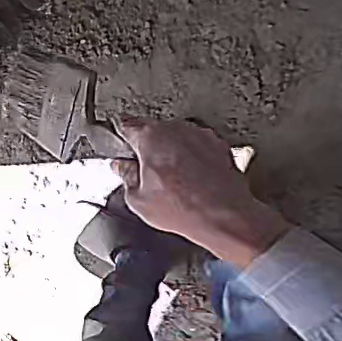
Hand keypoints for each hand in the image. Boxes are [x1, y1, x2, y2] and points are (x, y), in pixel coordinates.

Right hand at [114, 118, 290, 266]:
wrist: (223, 215)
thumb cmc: (184, 208)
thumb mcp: (138, 199)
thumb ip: (125, 176)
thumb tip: (122, 167)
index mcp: (151, 137)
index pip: (126, 125)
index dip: (119, 134)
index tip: (118, 139)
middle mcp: (176, 129)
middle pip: (153, 131)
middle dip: (147, 148)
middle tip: (144, 172)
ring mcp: (200, 135)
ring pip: (176, 138)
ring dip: (170, 152)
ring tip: (170, 181)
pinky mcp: (218, 145)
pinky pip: (196, 147)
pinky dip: (191, 159)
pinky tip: (190, 181)